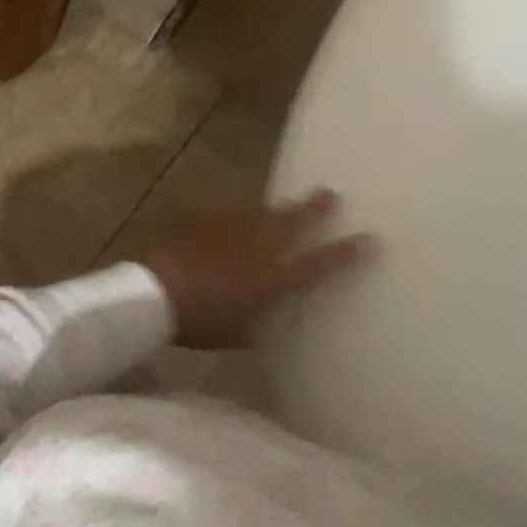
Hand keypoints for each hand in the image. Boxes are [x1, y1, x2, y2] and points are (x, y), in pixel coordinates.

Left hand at [141, 190, 374, 350]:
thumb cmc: (201, 322)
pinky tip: (239, 219)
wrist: (156, 292)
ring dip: (277, 210)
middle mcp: (259, 248)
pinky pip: (230, 215)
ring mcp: (231, 229)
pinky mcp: (205, 220)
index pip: (320, 264)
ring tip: (289, 205)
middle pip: (293, 222)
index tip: (369, 239)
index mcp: (274, 280)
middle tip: (331, 193)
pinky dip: (240, 219)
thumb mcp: (239, 334)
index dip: (346, 252)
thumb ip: (259, 321)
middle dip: (314, 208)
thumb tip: (265, 316)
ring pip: (262, 213)